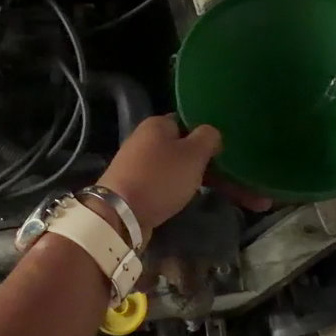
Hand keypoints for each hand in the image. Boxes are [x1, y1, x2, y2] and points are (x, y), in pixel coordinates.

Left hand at [94, 115, 220, 237]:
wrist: (120, 213)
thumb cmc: (161, 178)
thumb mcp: (194, 154)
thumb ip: (207, 138)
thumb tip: (211, 133)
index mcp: (156, 123)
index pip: (186, 122)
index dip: (202, 137)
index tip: (216, 155)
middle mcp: (141, 137)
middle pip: (177, 145)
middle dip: (194, 161)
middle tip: (211, 177)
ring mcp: (132, 162)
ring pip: (167, 166)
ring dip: (183, 177)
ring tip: (198, 192)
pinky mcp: (128, 184)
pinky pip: (156, 182)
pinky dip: (168, 190)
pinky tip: (177, 201)